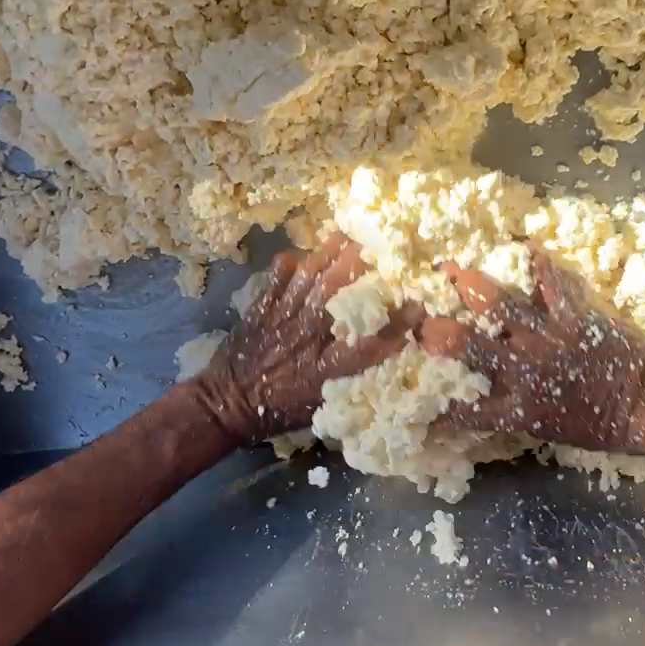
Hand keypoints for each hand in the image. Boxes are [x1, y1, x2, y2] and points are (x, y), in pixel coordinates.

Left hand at [192, 234, 418, 446]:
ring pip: (309, 280)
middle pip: (336, 296)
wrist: (226, 405)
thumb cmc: (280, 410)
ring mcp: (281, 321)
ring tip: (348, 235)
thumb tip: (384, 354)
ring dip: (330, 255)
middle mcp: (305, 340)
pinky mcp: (260, 310)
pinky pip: (275, 281)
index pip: (368, 344)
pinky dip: (287, 266)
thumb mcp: (322, 406)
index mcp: (324, 370)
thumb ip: (351, 380)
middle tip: (381, 245)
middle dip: (359, 267)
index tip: (418, 305)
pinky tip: (300, 253)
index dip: (395, 324)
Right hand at [420, 247, 644, 454]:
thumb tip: (487, 399)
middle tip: (418, 319)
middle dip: (440, 332)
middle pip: (471, 348)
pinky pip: (552, 284)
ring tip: (452, 268)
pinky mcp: (573, 317)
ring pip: (502, 307)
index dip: (440, 409)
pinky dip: (539, 264)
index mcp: (520, 409)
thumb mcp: (552, 430)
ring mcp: (548, 339)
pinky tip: (525, 245)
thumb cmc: (603, 425)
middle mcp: (526, 371)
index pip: (468, 411)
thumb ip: (517, 411)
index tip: (420, 404)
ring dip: (473, 287)